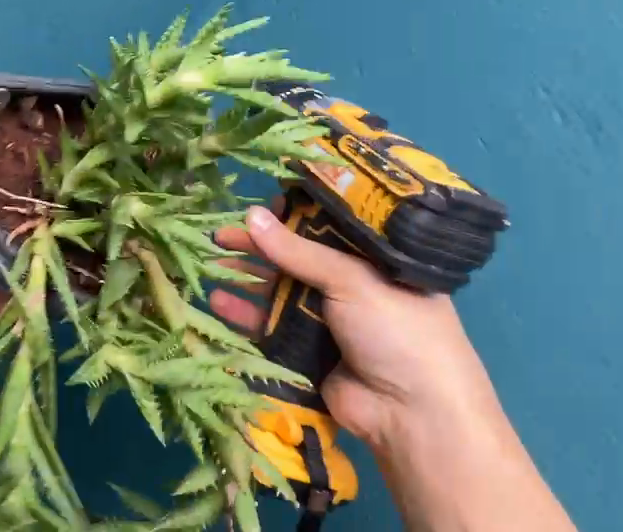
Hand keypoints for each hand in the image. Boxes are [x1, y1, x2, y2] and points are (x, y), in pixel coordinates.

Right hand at [207, 194, 501, 454]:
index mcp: (374, 264)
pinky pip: (267, 323)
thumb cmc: (397, 332)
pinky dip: (242, 311)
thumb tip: (249, 214)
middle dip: (257, 246)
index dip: (293, 216)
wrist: (412, 416)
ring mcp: (326, 319)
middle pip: (294, 258)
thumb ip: (297, 249)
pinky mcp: (305, 348)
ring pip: (276, 289)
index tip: (259, 205)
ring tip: (209, 263)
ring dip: (244, 276)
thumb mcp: (352, 280)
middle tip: (220, 235)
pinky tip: (217, 301)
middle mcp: (350, 288)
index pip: (327, 230)